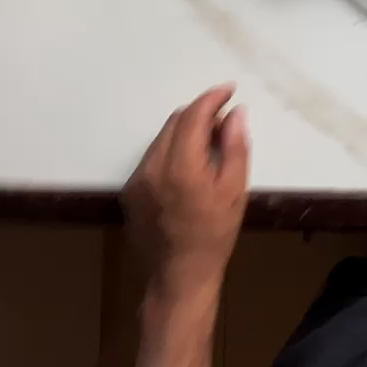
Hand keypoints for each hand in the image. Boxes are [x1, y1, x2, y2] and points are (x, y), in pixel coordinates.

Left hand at [121, 83, 249, 300]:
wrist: (180, 275)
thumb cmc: (214, 234)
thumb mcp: (235, 190)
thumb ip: (235, 146)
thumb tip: (236, 112)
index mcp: (182, 165)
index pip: (194, 116)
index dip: (212, 98)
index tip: (229, 91)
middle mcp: (154, 166)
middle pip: (175, 121)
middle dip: (200, 113)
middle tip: (223, 119)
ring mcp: (138, 178)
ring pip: (162, 137)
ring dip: (185, 130)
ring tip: (207, 142)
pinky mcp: (130, 190)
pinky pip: (152, 156)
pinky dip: (171, 149)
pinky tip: (187, 165)